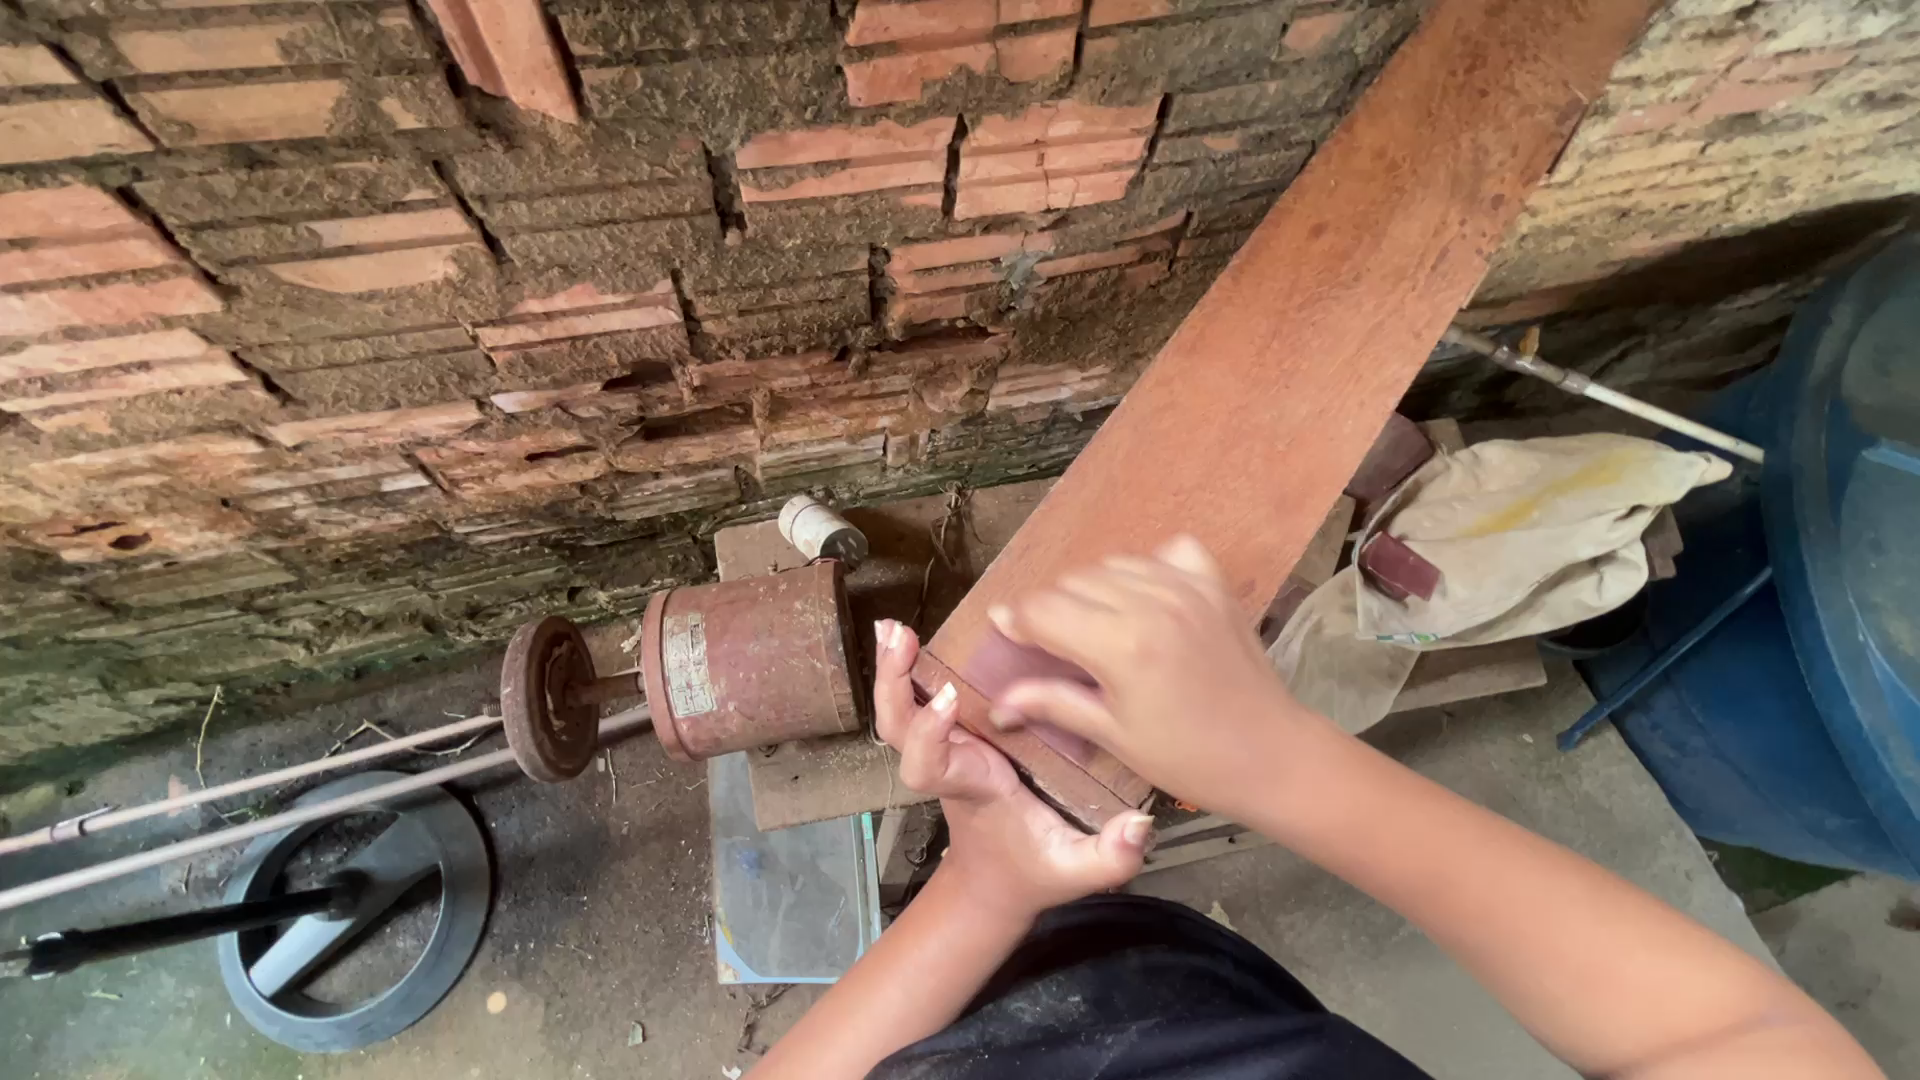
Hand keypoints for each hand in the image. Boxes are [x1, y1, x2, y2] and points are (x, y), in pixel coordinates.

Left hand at [873, 618, 1151, 923]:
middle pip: (898, 728)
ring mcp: (946, 745)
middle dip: (892, 684)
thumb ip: (1109, 857)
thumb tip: (1138, 826)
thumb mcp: (1075, 870)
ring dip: (892, 669)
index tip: (948, 697)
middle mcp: (949, 763)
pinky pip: (915, 701)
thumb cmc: (1030, 868)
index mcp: (971, 787)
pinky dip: (903, 669)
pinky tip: (901, 636)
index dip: (929, 732)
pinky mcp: (951, 733)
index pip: (930, 766)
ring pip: (899, 712)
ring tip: (892, 628)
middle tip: (899, 638)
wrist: (994, 878)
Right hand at [987, 535, 1337, 817]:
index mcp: (1122, 645)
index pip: (1044, 610)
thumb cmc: (1187, 758)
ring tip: (1098, 624)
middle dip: (1052, 609)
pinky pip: (1165, 551)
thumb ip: (1052, 703)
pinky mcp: (1213, 584)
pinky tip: (1144, 597)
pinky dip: (1146, 566)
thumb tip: (998, 702)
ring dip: (1093, 589)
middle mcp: (1151, 602)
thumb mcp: (1113, 734)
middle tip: (1055, 644)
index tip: (1007, 631)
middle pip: (1072, 583)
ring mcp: (1186, 587)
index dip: (1017, 620)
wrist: (1272, 754)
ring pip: (1111, 564)